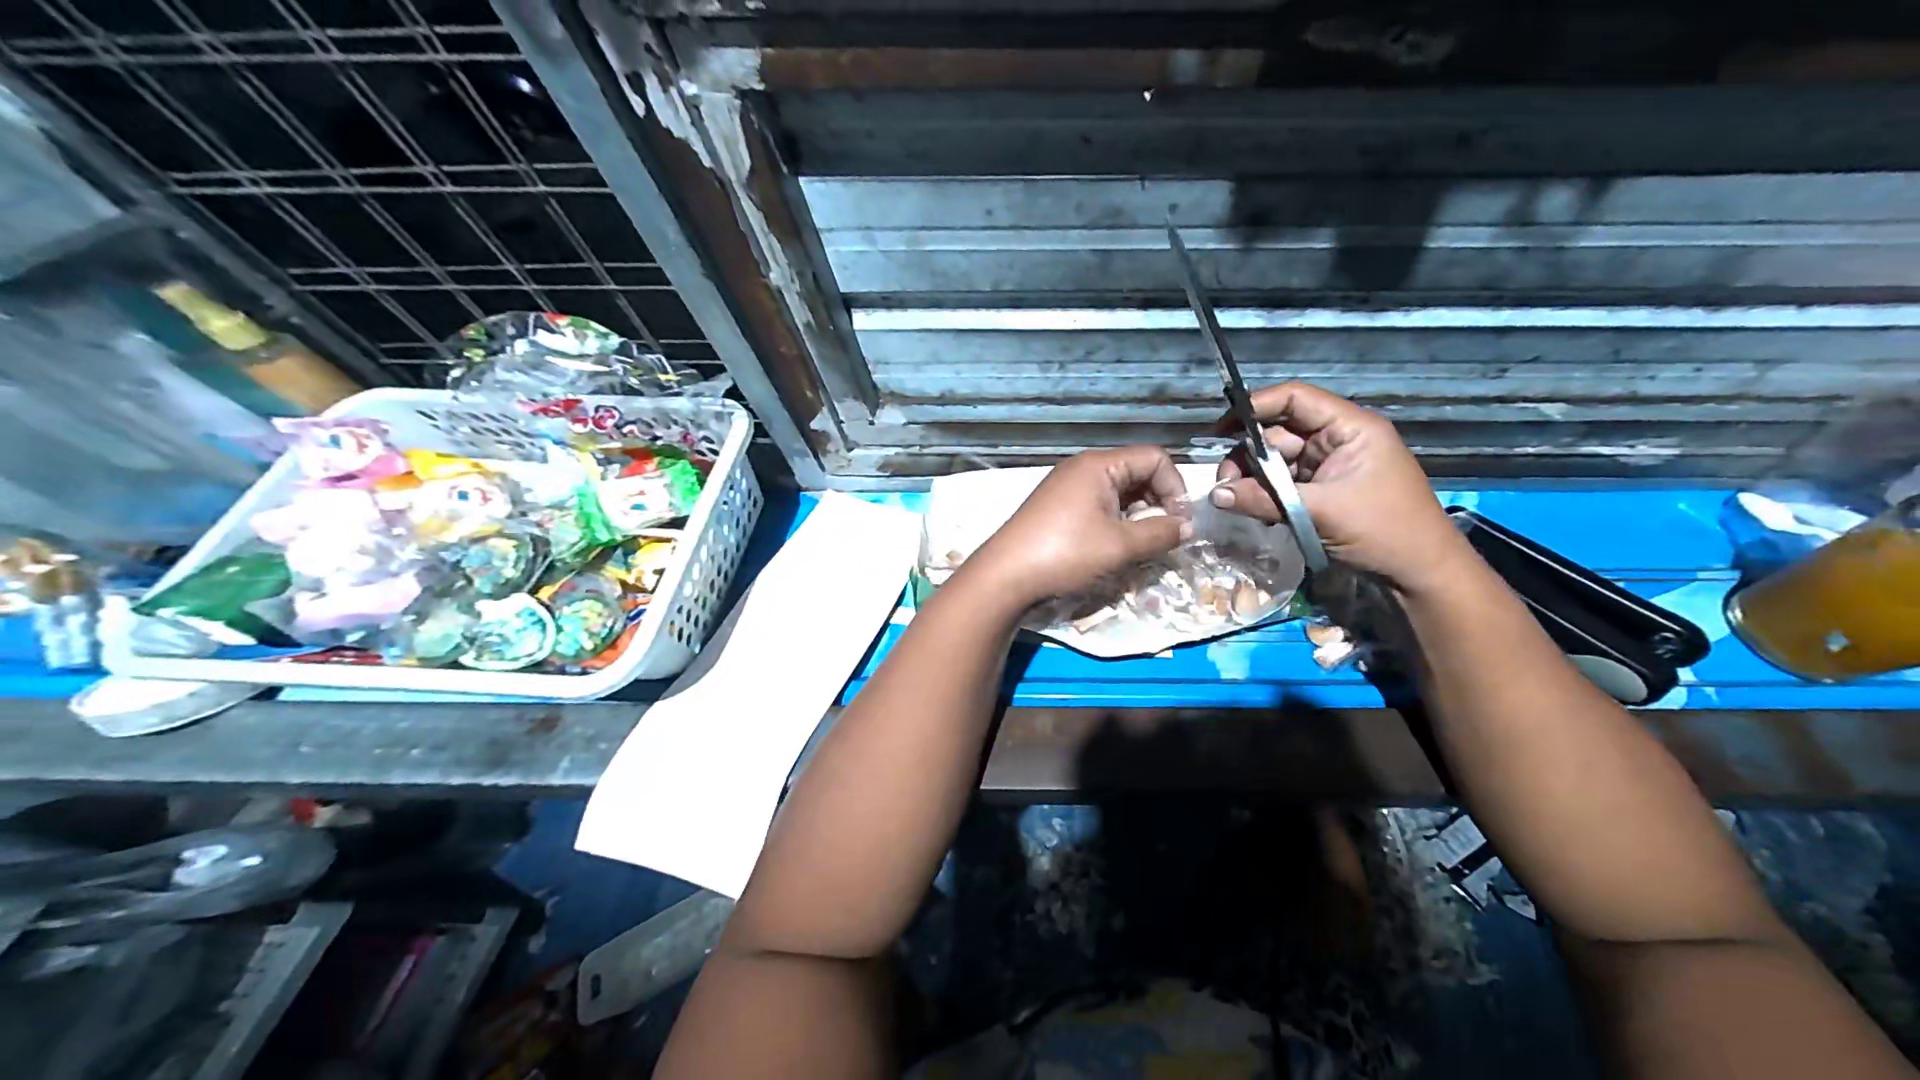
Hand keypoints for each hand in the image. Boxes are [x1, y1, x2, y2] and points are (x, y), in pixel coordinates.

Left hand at [965, 446, 1192, 605]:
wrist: (1005, 577)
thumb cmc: (1065, 554)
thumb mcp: (1120, 546)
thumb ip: (1160, 533)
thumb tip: (1186, 528)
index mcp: (1099, 465)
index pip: (1155, 458)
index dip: (1176, 488)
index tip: (1179, 524)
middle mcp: (1082, 469)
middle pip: (1137, 473)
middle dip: (1158, 503)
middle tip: (1163, 537)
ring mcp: (1067, 488)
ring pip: (1119, 493)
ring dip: (1137, 517)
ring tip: (1141, 547)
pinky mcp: (1057, 509)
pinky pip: (1098, 507)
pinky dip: (1115, 524)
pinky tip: (1115, 549)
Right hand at [1210, 382, 1469, 591]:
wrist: (1419, 572)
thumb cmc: (1383, 530)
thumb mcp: (1320, 512)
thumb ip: (1264, 499)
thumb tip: (1215, 495)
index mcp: (1349, 428)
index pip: (1295, 399)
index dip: (1255, 407)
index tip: (1220, 430)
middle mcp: (1337, 440)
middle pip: (1278, 432)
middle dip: (1247, 455)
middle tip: (1224, 484)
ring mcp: (1329, 466)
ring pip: (1276, 460)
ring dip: (1253, 479)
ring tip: (1235, 501)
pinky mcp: (1322, 491)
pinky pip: (1283, 484)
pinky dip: (1266, 495)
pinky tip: (1255, 511)